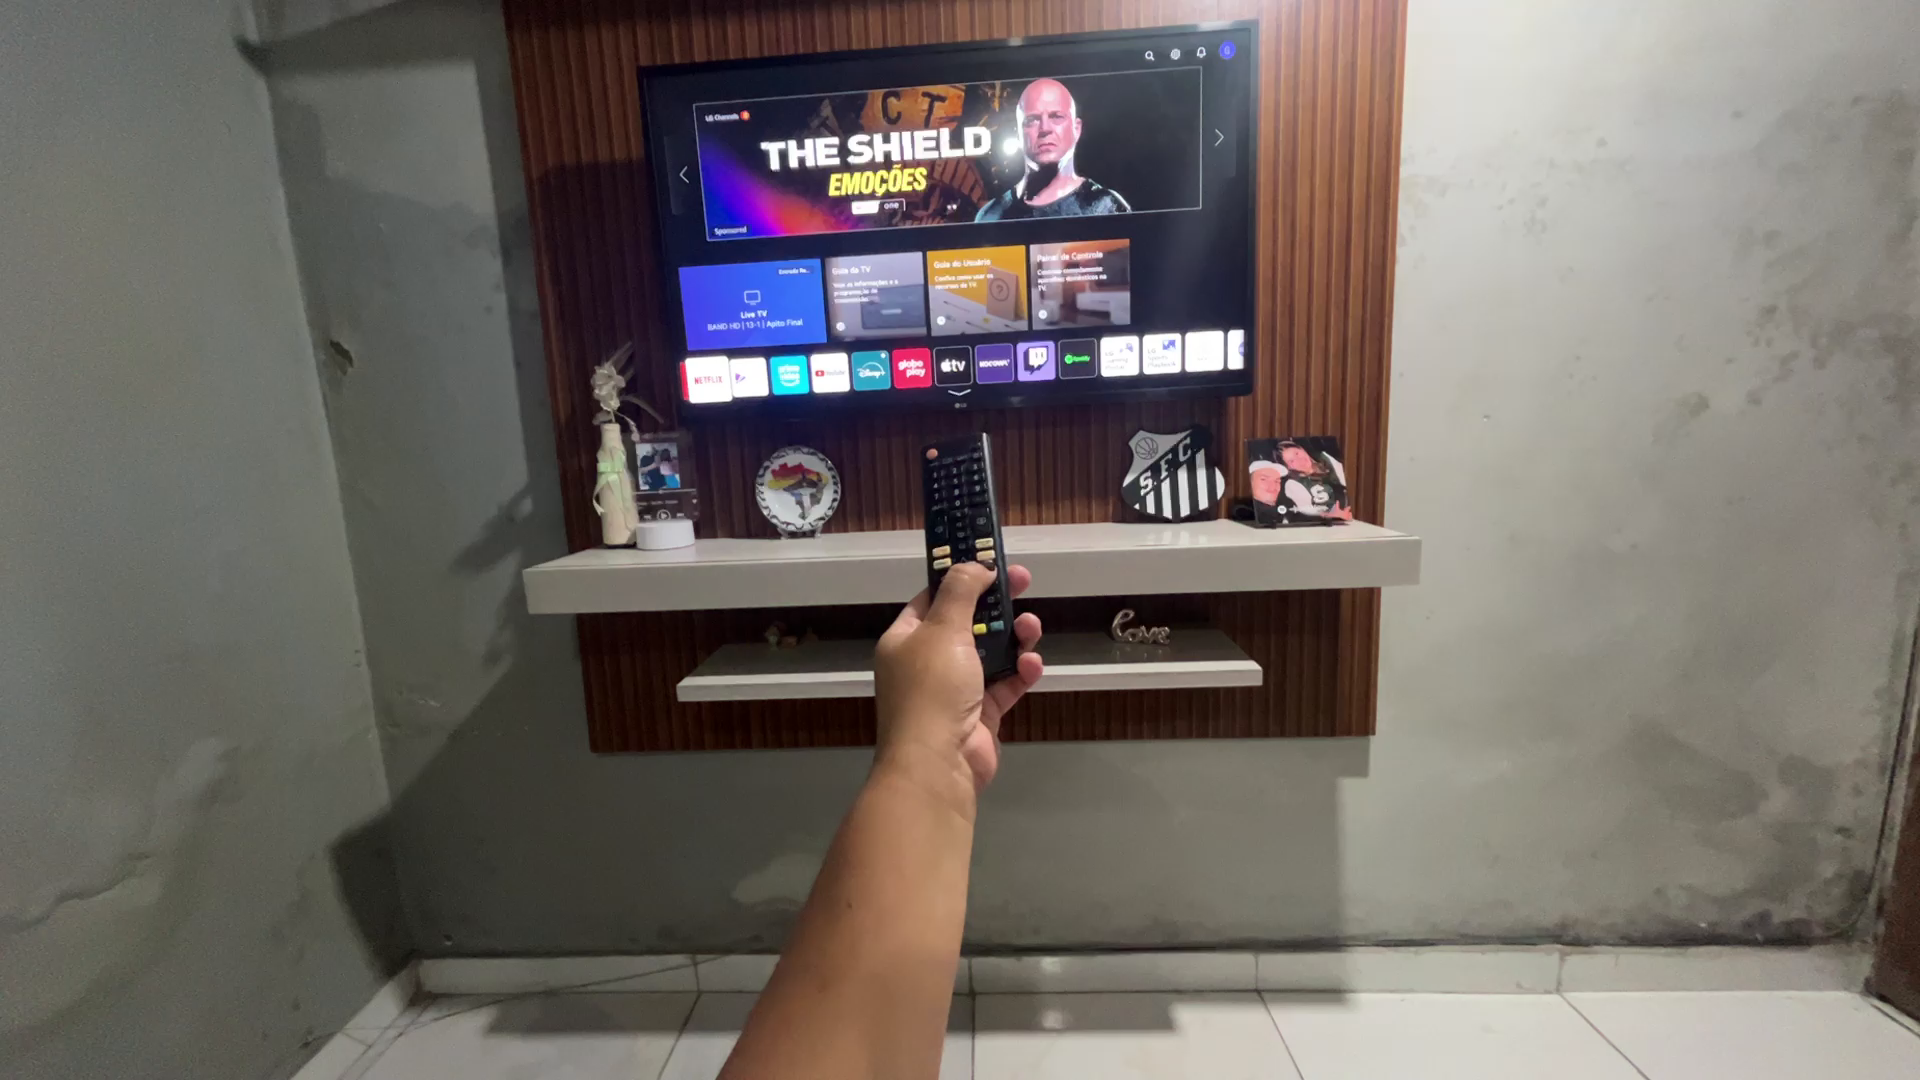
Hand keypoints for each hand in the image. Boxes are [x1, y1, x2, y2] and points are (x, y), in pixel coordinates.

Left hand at [874, 562, 1043, 793]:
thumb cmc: (932, 689)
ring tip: (1031, 627)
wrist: (937, 765)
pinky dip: (1020, 671)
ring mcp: (955, 689)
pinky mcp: (981, 713)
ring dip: (1014, 636)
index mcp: (906, 639)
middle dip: (997, 603)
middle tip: (1023, 581)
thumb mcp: (943, 629)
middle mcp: (928, 661)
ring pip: (991, 651)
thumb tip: (975, 564)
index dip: (962, 579)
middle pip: (968, 621)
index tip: (989, 563)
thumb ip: (961, 592)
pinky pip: (1005, 683)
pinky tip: (1032, 664)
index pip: (932, 598)